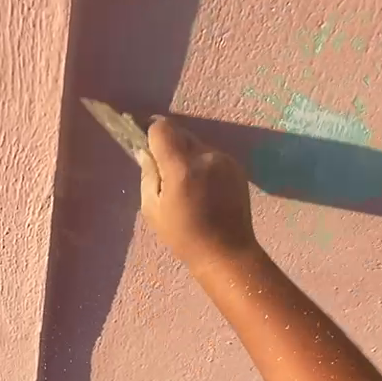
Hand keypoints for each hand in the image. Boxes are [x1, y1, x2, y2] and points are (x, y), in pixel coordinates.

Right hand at [138, 117, 260, 271]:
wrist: (226, 252)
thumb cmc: (183, 236)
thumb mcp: (152, 209)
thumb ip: (148, 174)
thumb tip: (145, 152)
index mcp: (181, 168)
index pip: (162, 128)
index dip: (150, 132)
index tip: (146, 144)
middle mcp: (205, 157)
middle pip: (180, 132)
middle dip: (168, 144)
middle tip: (163, 169)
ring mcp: (224, 160)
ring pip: (196, 143)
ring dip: (185, 154)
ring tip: (184, 183)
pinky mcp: (236, 167)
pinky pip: (211, 155)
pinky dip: (201, 163)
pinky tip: (202, 187)